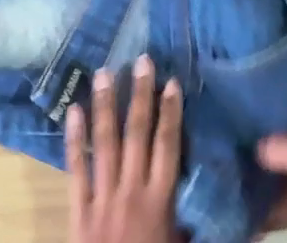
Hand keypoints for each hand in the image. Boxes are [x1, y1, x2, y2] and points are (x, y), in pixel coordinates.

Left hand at [66, 56, 182, 242]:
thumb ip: (193, 225)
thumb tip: (214, 201)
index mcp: (160, 203)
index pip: (168, 147)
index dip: (170, 113)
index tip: (172, 82)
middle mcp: (131, 192)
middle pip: (137, 135)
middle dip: (140, 96)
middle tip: (141, 61)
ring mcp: (102, 199)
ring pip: (105, 143)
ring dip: (105, 105)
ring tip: (105, 73)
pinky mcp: (77, 210)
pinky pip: (75, 169)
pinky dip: (73, 138)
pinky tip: (72, 110)